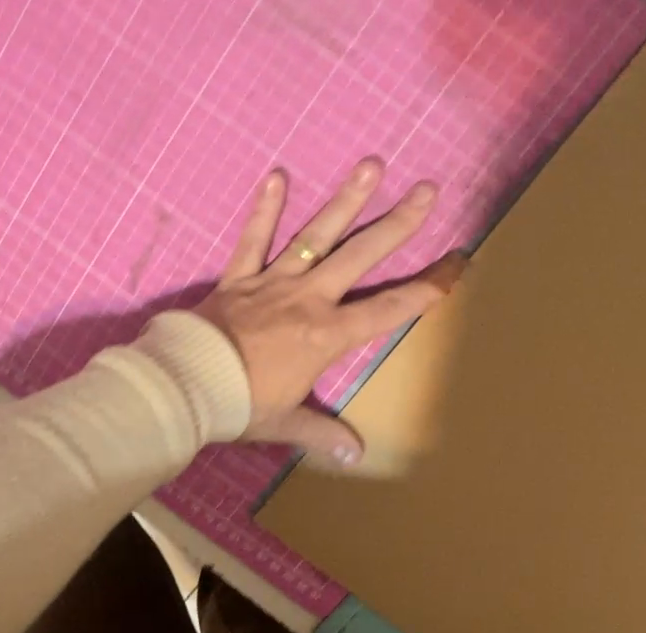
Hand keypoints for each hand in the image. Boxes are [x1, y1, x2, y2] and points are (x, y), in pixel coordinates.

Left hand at [192, 157, 465, 466]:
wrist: (187, 385)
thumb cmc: (239, 406)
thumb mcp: (284, 424)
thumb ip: (321, 434)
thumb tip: (356, 454)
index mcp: (326, 336)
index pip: (388, 310)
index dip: (426, 289)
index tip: (457, 265)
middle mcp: (308, 300)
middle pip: (361, 256)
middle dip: (397, 224)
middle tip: (427, 190)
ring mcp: (272, 284)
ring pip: (316, 236)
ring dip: (345, 201)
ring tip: (371, 164)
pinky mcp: (237, 279)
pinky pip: (253, 240)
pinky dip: (264, 210)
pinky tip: (277, 176)